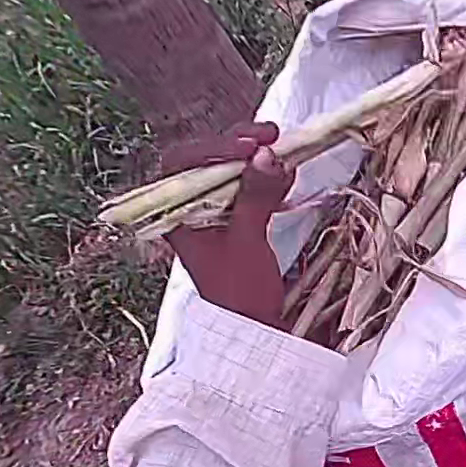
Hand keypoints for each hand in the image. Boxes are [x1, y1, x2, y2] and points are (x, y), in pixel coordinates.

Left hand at [160, 122, 294, 329]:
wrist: (254, 329)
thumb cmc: (240, 293)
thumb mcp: (246, 242)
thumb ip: (254, 197)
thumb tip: (268, 154)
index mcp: (178, 214)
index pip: (183, 163)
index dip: (214, 148)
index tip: (249, 147)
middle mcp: (192, 210)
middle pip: (208, 162)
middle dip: (239, 147)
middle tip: (272, 137)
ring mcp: (215, 215)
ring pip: (231, 173)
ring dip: (258, 160)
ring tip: (286, 151)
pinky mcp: (237, 222)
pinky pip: (249, 190)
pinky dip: (268, 180)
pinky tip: (287, 174)